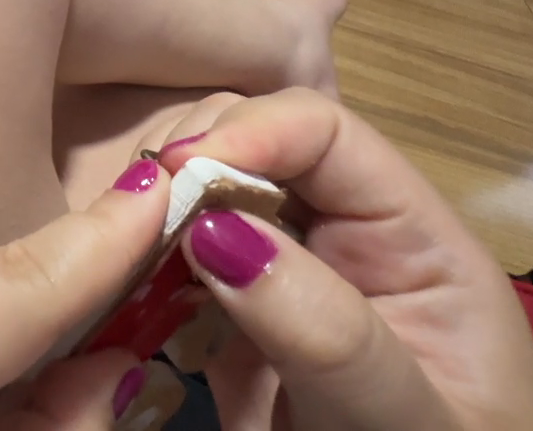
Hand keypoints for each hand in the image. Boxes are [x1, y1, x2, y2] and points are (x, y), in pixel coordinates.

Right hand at [160, 87, 532, 430]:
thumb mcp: (405, 423)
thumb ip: (328, 331)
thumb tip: (215, 229)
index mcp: (410, 239)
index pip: (325, 132)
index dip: (250, 130)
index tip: (177, 170)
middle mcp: (338, 230)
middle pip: (250, 134)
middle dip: (189, 155)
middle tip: (141, 206)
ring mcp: (276, 259)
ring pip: (201, 175)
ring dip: (156, 191)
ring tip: (129, 236)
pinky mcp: (224, 293)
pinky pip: (171, 234)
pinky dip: (137, 235)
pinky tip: (122, 260)